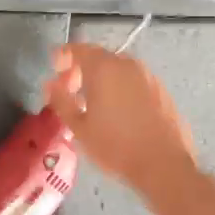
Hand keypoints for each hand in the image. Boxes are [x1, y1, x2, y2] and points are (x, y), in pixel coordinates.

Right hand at [44, 42, 196, 187]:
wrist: (164, 165)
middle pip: (98, 57)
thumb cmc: (115, 146)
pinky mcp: (161, 90)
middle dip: (81, 69)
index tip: (56, 72)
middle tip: (71, 91)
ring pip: (117, 68)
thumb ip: (61, 100)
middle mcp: (126, 65)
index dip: (62, 56)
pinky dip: (120, 86)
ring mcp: (147, 76)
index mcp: (103, 68)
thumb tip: (50, 84)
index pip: (77, 49)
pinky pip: (133, 80)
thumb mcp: (79, 127)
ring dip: (101, 78)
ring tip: (93, 103)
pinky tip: (117, 110)